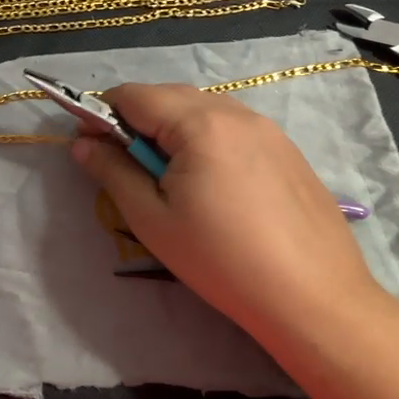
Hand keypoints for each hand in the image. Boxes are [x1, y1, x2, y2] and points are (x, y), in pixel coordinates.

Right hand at [70, 83, 382, 335]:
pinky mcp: (288, 151)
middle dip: (137, 120)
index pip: (133, 96)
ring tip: (170, 178)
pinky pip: (231, 127)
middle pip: (167, 96)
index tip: (92, 148)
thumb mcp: (151, 219)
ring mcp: (267, 130)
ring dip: (172, 129)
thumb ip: (112, 171)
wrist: (317, 303)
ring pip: (201, 109)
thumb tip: (81, 144)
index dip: (102, 115)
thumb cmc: (222, 260)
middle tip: (128, 166)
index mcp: (198, 123)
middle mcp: (234, 113)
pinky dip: (206, 140)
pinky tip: (212, 186)